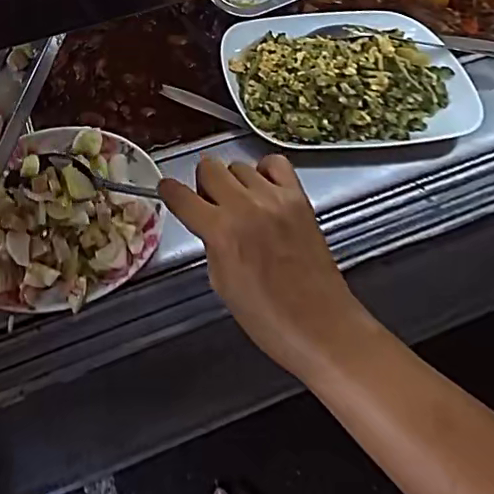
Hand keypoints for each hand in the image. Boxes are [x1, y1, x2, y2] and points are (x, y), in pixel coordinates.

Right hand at [160, 155, 378, 375]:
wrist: (323, 329)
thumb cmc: (269, 319)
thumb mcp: (221, 284)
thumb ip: (209, 243)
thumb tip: (206, 223)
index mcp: (221, 232)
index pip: (180, 195)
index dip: (169, 192)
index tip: (169, 191)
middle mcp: (246, 208)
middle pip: (208, 167)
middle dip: (202, 184)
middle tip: (211, 204)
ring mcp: (275, 200)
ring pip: (238, 165)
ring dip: (234, 182)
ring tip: (242, 204)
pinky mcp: (299, 199)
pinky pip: (275, 164)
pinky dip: (265, 171)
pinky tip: (265, 191)